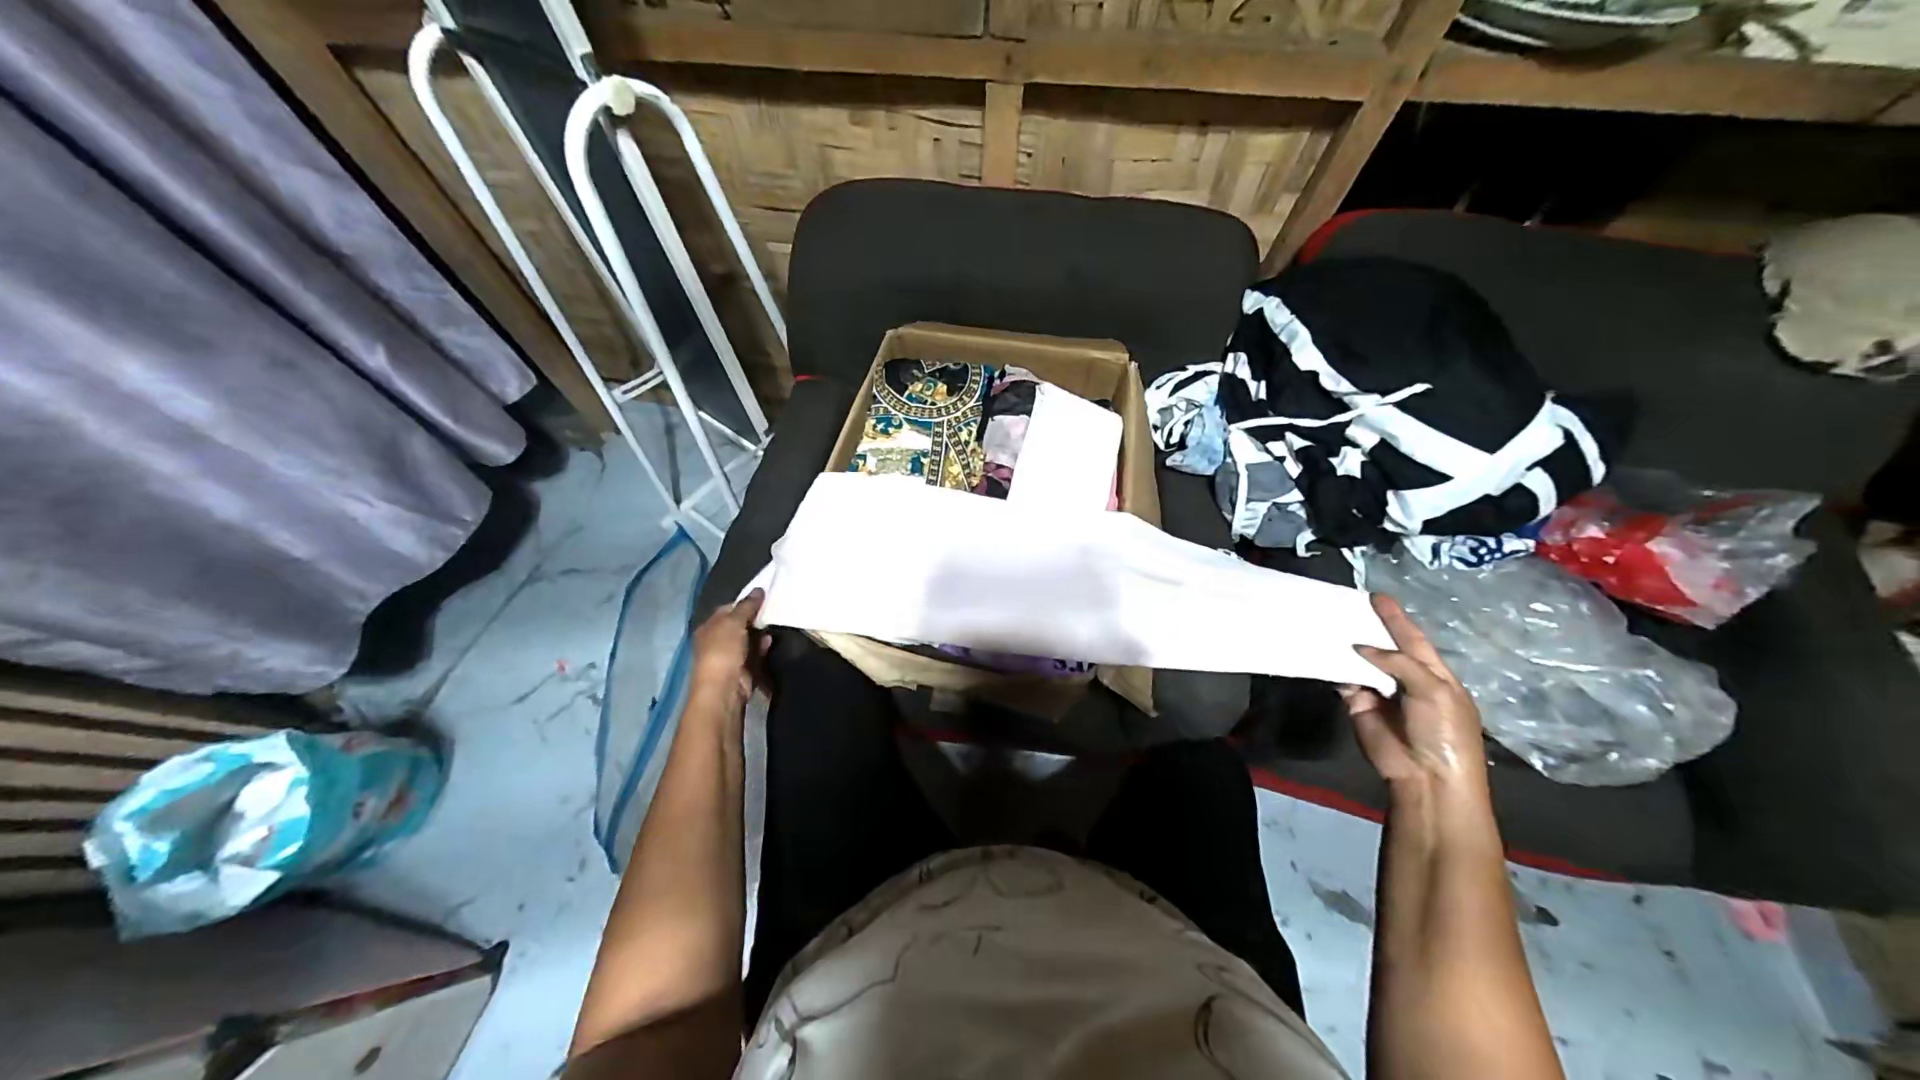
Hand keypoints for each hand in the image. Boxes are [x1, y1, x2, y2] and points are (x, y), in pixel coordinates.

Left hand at [691, 589, 766, 704]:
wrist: (724, 687)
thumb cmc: (723, 649)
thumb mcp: (733, 622)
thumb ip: (747, 606)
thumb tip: (759, 589)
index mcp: (709, 627)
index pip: (728, 609)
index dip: (744, 602)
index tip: (763, 597)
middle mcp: (718, 640)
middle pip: (739, 624)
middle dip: (755, 617)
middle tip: (774, 607)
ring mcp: (731, 656)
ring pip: (749, 639)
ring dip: (760, 632)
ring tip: (776, 621)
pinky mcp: (743, 668)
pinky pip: (756, 653)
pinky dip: (763, 647)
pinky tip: (771, 640)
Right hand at [1342, 593, 1487, 797]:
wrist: (1425, 776)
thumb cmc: (1443, 731)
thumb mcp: (1434, 690)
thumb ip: (1399, 663)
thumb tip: (1359, 648)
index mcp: (1433, 674)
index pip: (1412, 639)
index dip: (1396, 618)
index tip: (1378, 596)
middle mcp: (1405, 679)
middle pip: (1382, 646)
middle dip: (1367, 627)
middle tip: (1345, 603)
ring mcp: (1379, 692)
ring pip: (1359, 661)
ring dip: (1346, 644)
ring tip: (1328, 620)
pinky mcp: (1356, 705)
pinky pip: (1343, 679)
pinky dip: (1333, 666)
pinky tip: (1321, 648)